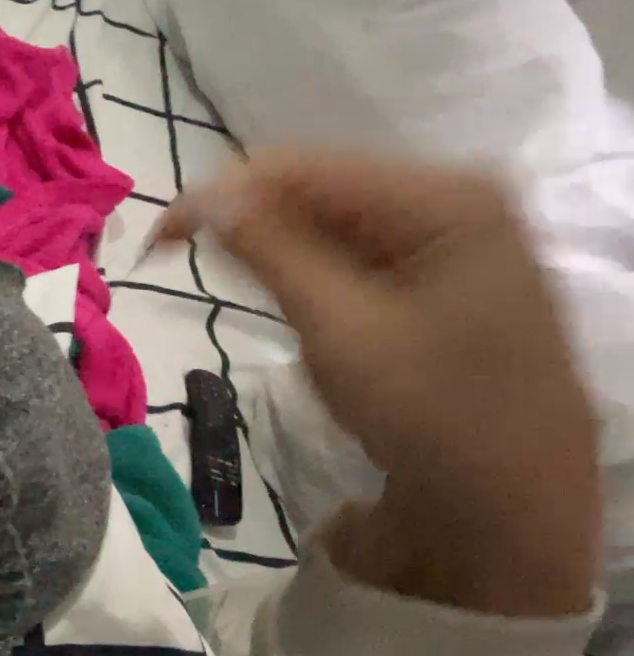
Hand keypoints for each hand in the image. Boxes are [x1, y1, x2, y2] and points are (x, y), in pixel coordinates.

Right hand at [155, 152, 599, 615]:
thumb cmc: (425, 408)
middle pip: (314, 185)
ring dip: (264, 242)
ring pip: (325, 216)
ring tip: (220, 281)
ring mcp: (448, 231)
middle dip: (240, 217)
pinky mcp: (434, 266)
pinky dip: (298, 262)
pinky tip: (277, 289)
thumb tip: (205, 197)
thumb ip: (272, 252)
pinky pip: (346, 245)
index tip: (152, 244)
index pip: (301, 168)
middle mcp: (450, 196)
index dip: (216, 196)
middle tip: (172, 262)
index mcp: (441, 197)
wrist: (503, 487)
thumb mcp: (338, 326)